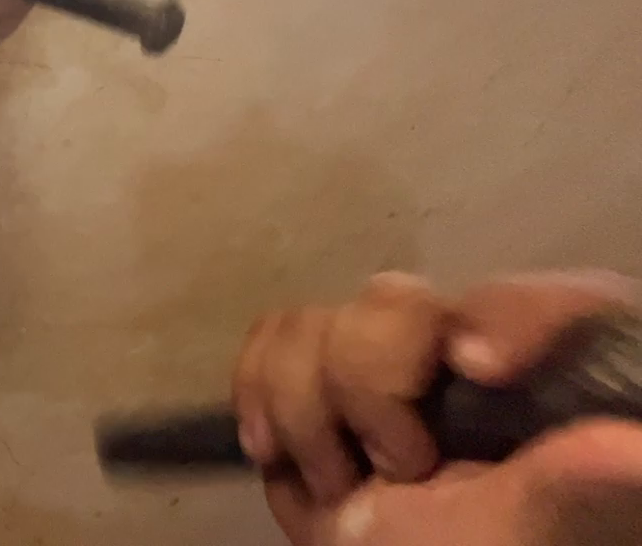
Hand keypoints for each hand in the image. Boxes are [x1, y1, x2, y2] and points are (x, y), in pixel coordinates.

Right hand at [234, 271, 641, 545]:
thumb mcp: (517, 535)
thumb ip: (568, 485)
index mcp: (542, 391)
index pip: (552, 304)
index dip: (511, 314)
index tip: (480, 368)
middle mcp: (460, 356)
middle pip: (395, 302)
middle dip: (365, 386)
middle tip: (393, 469)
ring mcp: (376, 356)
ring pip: (311, 318)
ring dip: (299, 409)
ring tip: (331, 480)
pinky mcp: (306, 358)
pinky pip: (265, 334)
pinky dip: (256, 392)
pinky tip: (275, 449)